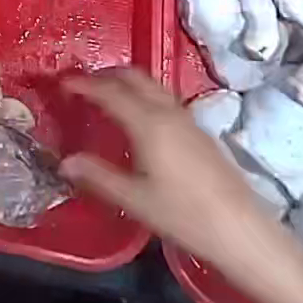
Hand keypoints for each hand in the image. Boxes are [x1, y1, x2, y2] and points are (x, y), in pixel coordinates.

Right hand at [59, 70, 289, 290]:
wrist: (240, 227)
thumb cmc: (184, 215)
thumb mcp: (136, 200)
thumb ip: (99, 177)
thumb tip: (66, 161)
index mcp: (149, 123)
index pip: (111, 92)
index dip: (85, 84)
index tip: (63, 82)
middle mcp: (168, 111)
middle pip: (135, 77)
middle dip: (106, 75)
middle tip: (82, 84)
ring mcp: (187, 118)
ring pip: (152, 85)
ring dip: (126, 82)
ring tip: (106, 96)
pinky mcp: (199, 129)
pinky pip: (164, 98)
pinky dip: (143, 95)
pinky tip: (137, 118)